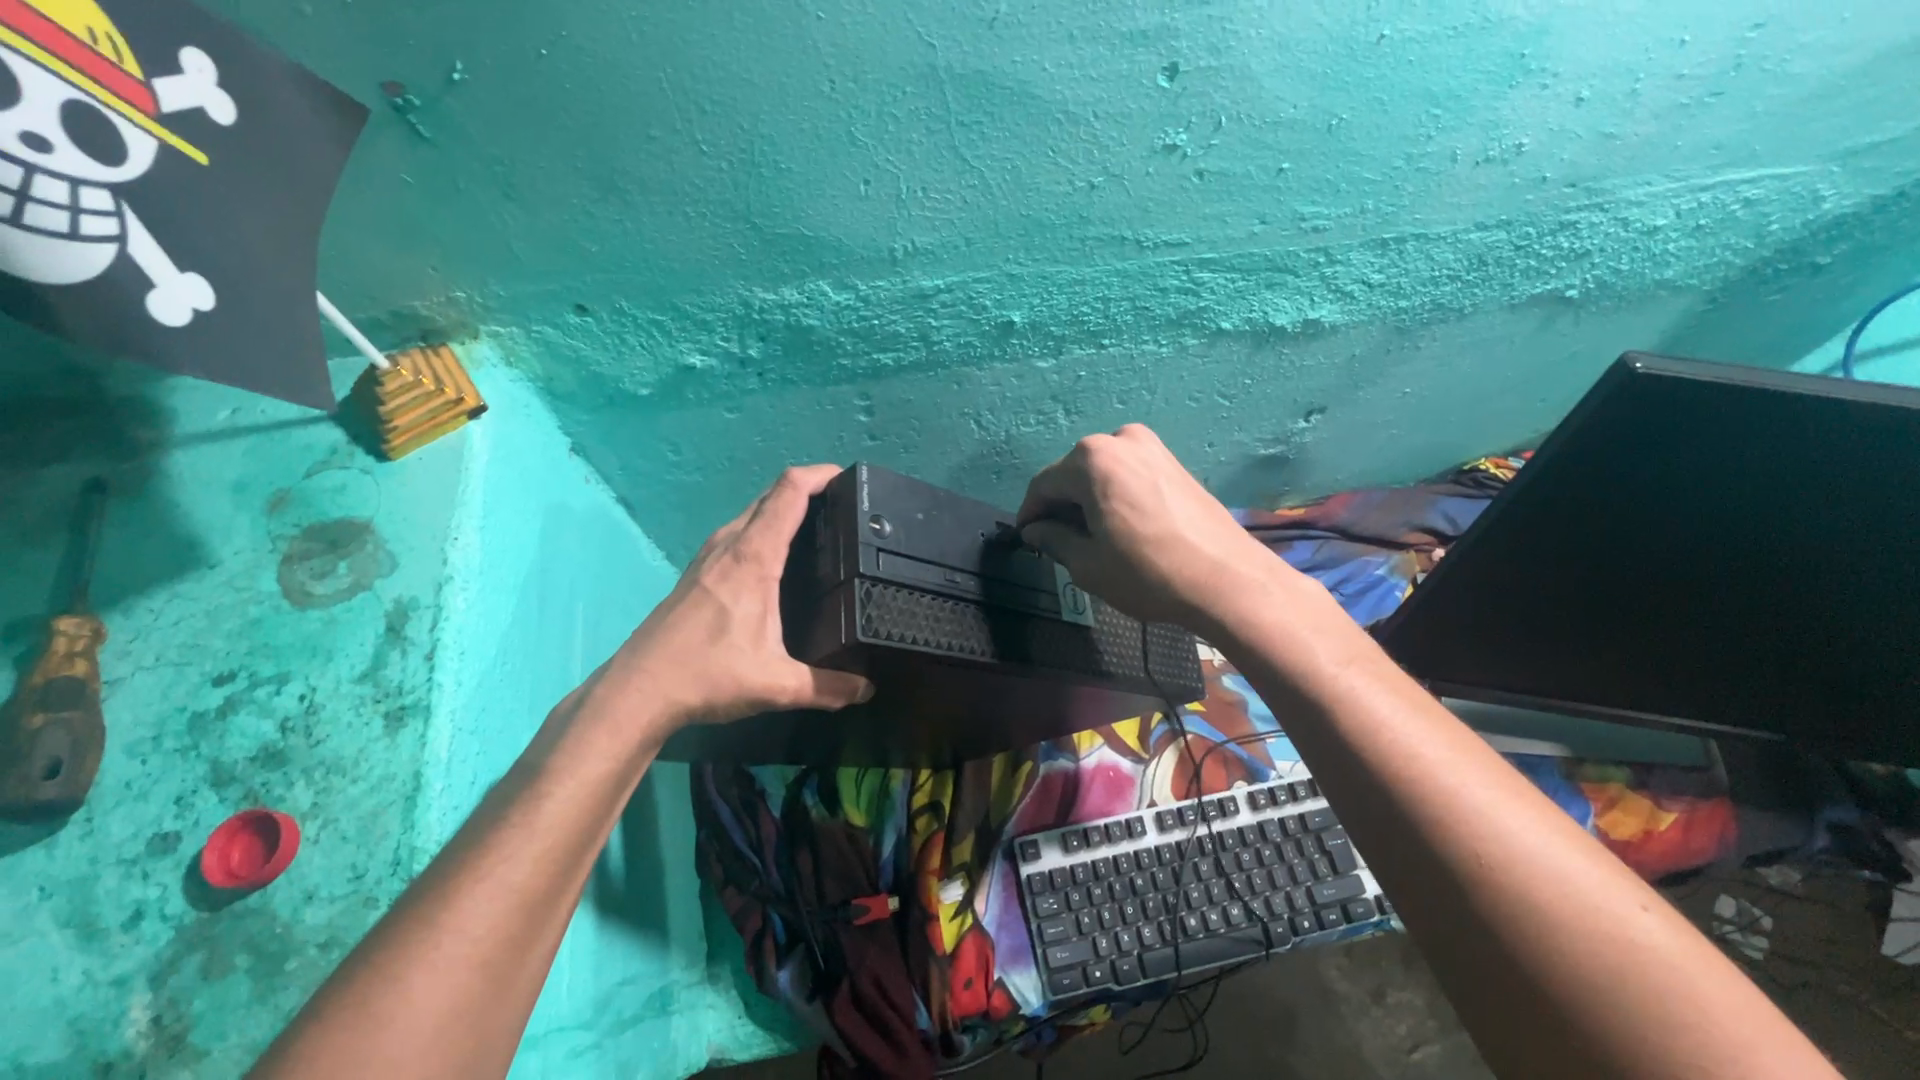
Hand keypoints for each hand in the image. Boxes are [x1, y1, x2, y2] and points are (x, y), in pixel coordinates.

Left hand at [575, 466, 873, 739]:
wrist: (639, 690)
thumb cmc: (707, 676)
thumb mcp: (776, 685)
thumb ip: (827, 687)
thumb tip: (867, 689)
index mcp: (753, 557)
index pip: (789, 492)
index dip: (820, 475)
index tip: (849, 477)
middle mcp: (729, 545)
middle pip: (771, 495)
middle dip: (808, 490)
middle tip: (845, 508)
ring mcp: (708, 556)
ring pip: (751, 514)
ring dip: (782, 509)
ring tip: (818, 530)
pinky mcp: (696, 572)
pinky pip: (738, 533)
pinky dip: (763, 529)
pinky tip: (777, 561)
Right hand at [1016, 424, 1286, 630]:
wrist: (1227, 579)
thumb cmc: (1148, 574)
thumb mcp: (1088, 564)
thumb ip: (1053, 540)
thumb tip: (1035, 530)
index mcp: (1091, 459)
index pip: (1043, 485)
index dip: (1030, 514)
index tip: (1026, 540)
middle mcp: (1120, 440)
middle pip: (1072, 473)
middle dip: (1061, 506)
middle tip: (1059, 543)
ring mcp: (1152, 446)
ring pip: (1101, 473)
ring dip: (1088, 500)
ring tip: (1092, 538)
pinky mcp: (1174, 462)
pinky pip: (1128, 474)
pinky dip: (1115, 495)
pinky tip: (1121, 527)